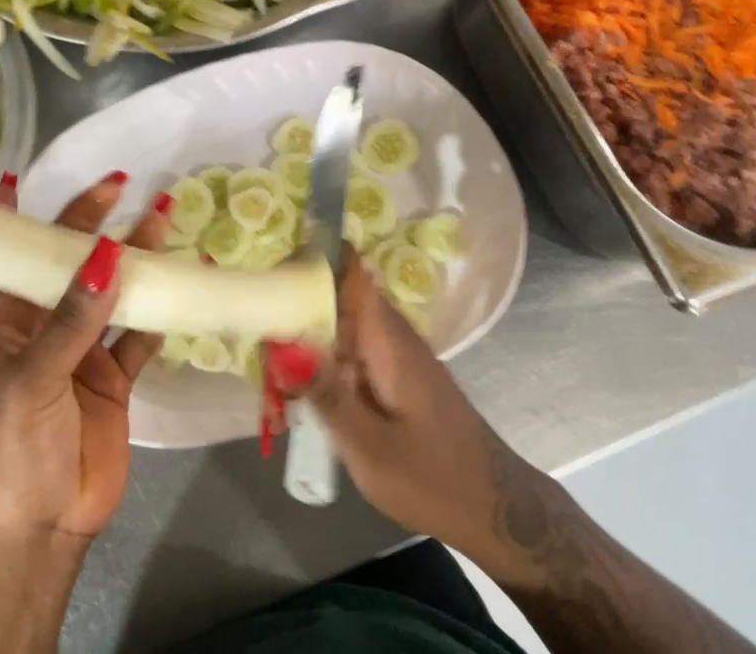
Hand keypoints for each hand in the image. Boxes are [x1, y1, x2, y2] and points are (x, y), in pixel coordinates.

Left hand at [0, 171, 171, 546]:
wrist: (45, 522)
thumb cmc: (16, 447)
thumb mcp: (34, 378)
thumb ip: (73, 320)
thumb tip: (106, 256)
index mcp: (8, 322)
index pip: (10, 258)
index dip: (15, 219)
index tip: (24, 177)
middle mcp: (45, 327)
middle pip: (72, 265)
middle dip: (93, 226)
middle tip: (123, 186)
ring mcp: (82, 351)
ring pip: (113, 294)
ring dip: (136, 260)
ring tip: (163, 220)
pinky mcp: (114, 377)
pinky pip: (140, 336)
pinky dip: (161, 312)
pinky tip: (184, 284)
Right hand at [275, 250, 542, 574]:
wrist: (498, 511)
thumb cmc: (431, 478)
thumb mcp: (368, 446)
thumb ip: (325, 394)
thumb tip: (281, 345)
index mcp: (389, 345)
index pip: (355, 278)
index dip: (322, 254)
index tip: (282, 244)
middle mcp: (398, 342)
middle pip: (348, 297)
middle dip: (306, 287)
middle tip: (258, 290)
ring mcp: (404, 361)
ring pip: (353, 324)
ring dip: (316, 320)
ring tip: (270, 323)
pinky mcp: (404, 382)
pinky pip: (361, 349)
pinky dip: (331, 348)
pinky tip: (305, 369)